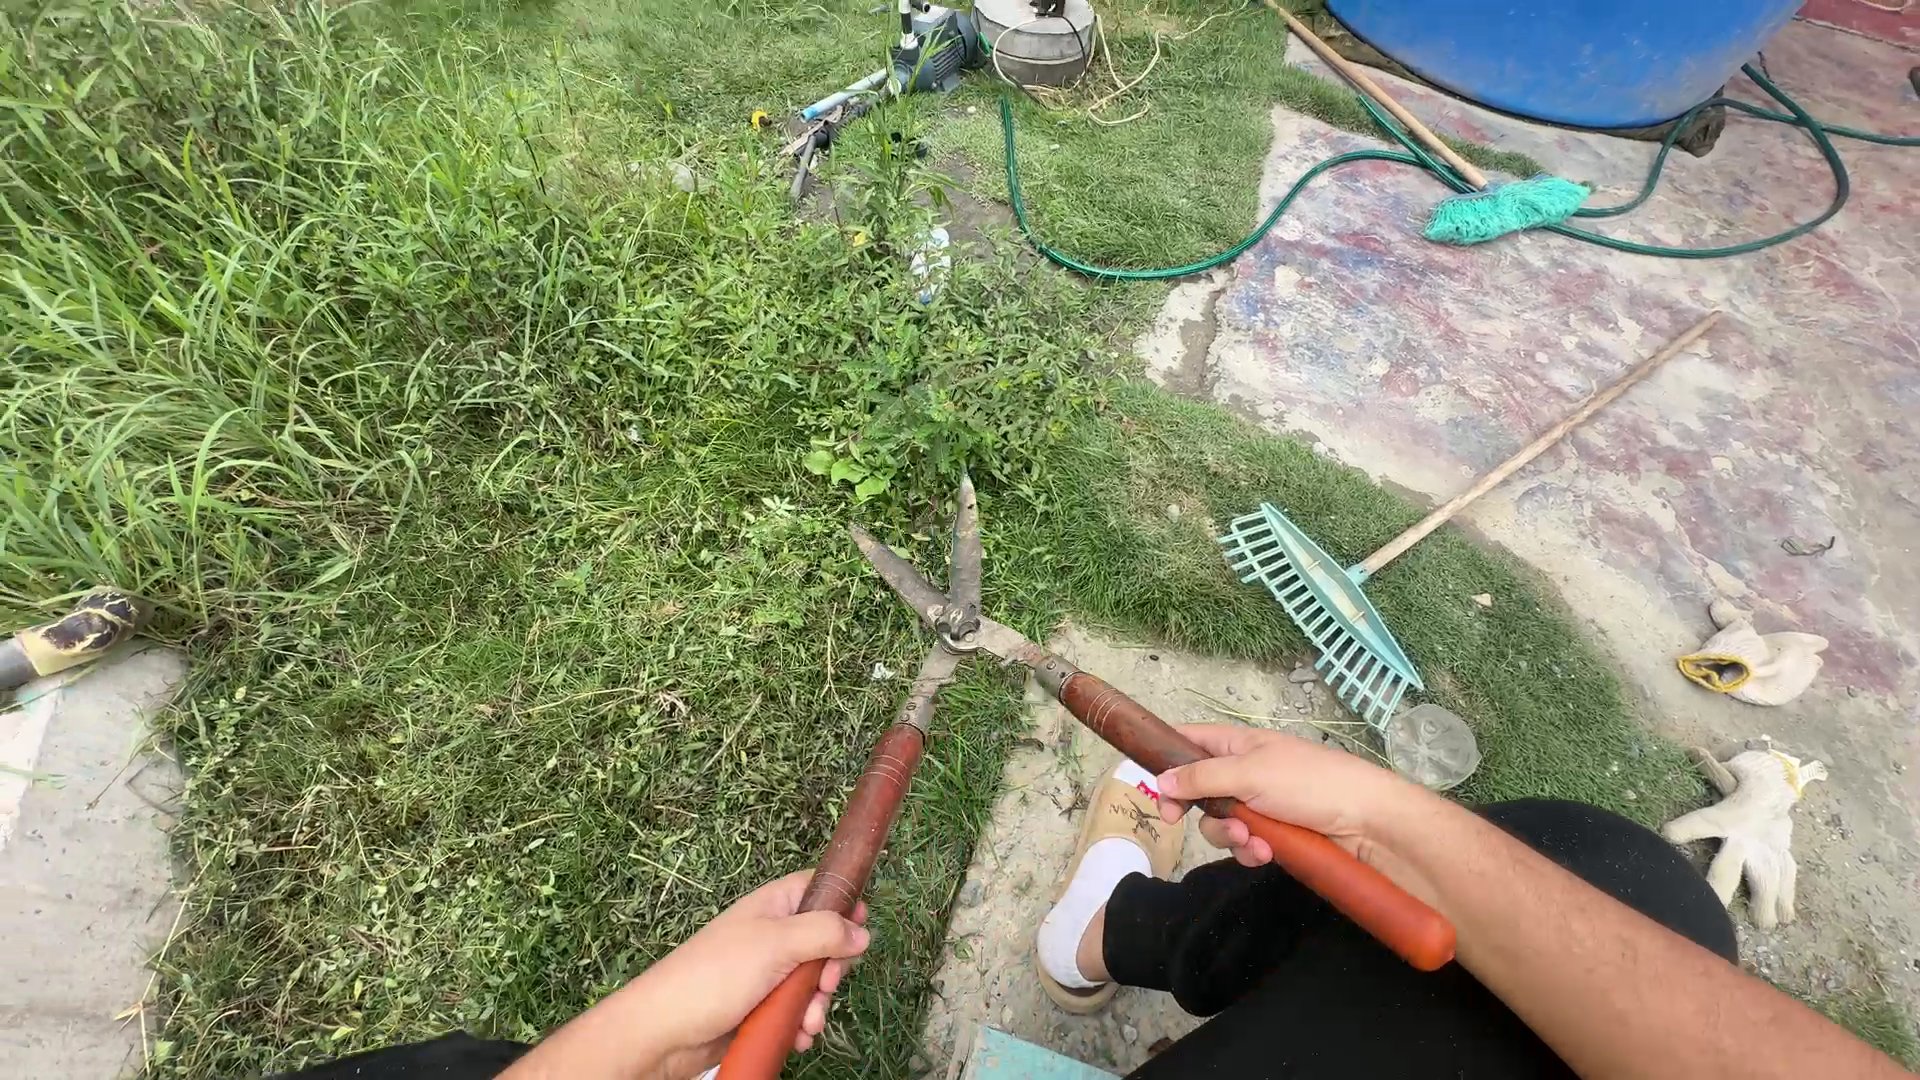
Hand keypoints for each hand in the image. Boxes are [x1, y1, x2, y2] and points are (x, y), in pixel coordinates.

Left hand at [631, 870, 869, 1074]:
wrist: (665, 1032)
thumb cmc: (718, 974)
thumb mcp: (777, 944)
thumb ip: (824, 933)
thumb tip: (864, 932)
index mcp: (777, 904)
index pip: (822, 889)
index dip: (845, 906)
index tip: (857, 931)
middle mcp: (776, 933)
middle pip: (826, 939)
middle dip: (832, 967)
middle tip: (825, 984)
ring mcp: (769, 971)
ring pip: (814, 980)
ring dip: (818, 1003)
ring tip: (808, 1023)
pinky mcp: (763, 1005)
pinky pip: (797, 1009)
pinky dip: (803, 1024)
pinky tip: (798, 1037)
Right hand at [1154, 724, 1435, 874]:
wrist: (1371, 823)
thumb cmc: (1309, 783)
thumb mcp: (1248, 773)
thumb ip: (1200, 777)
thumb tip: (1160, 780)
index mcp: (1237, 744)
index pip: (1189, 740)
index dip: (1166, 759)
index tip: (1152, 785)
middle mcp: (1244, 771)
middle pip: (1197, 789)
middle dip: (1196, 809)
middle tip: (1179, 822)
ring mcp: (1259, 804)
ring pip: (1219, 821)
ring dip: (1228, 834)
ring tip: (1251, 841)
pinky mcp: (1274, 834)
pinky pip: (1244, 844)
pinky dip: (1249, 850)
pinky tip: (1266, 854)